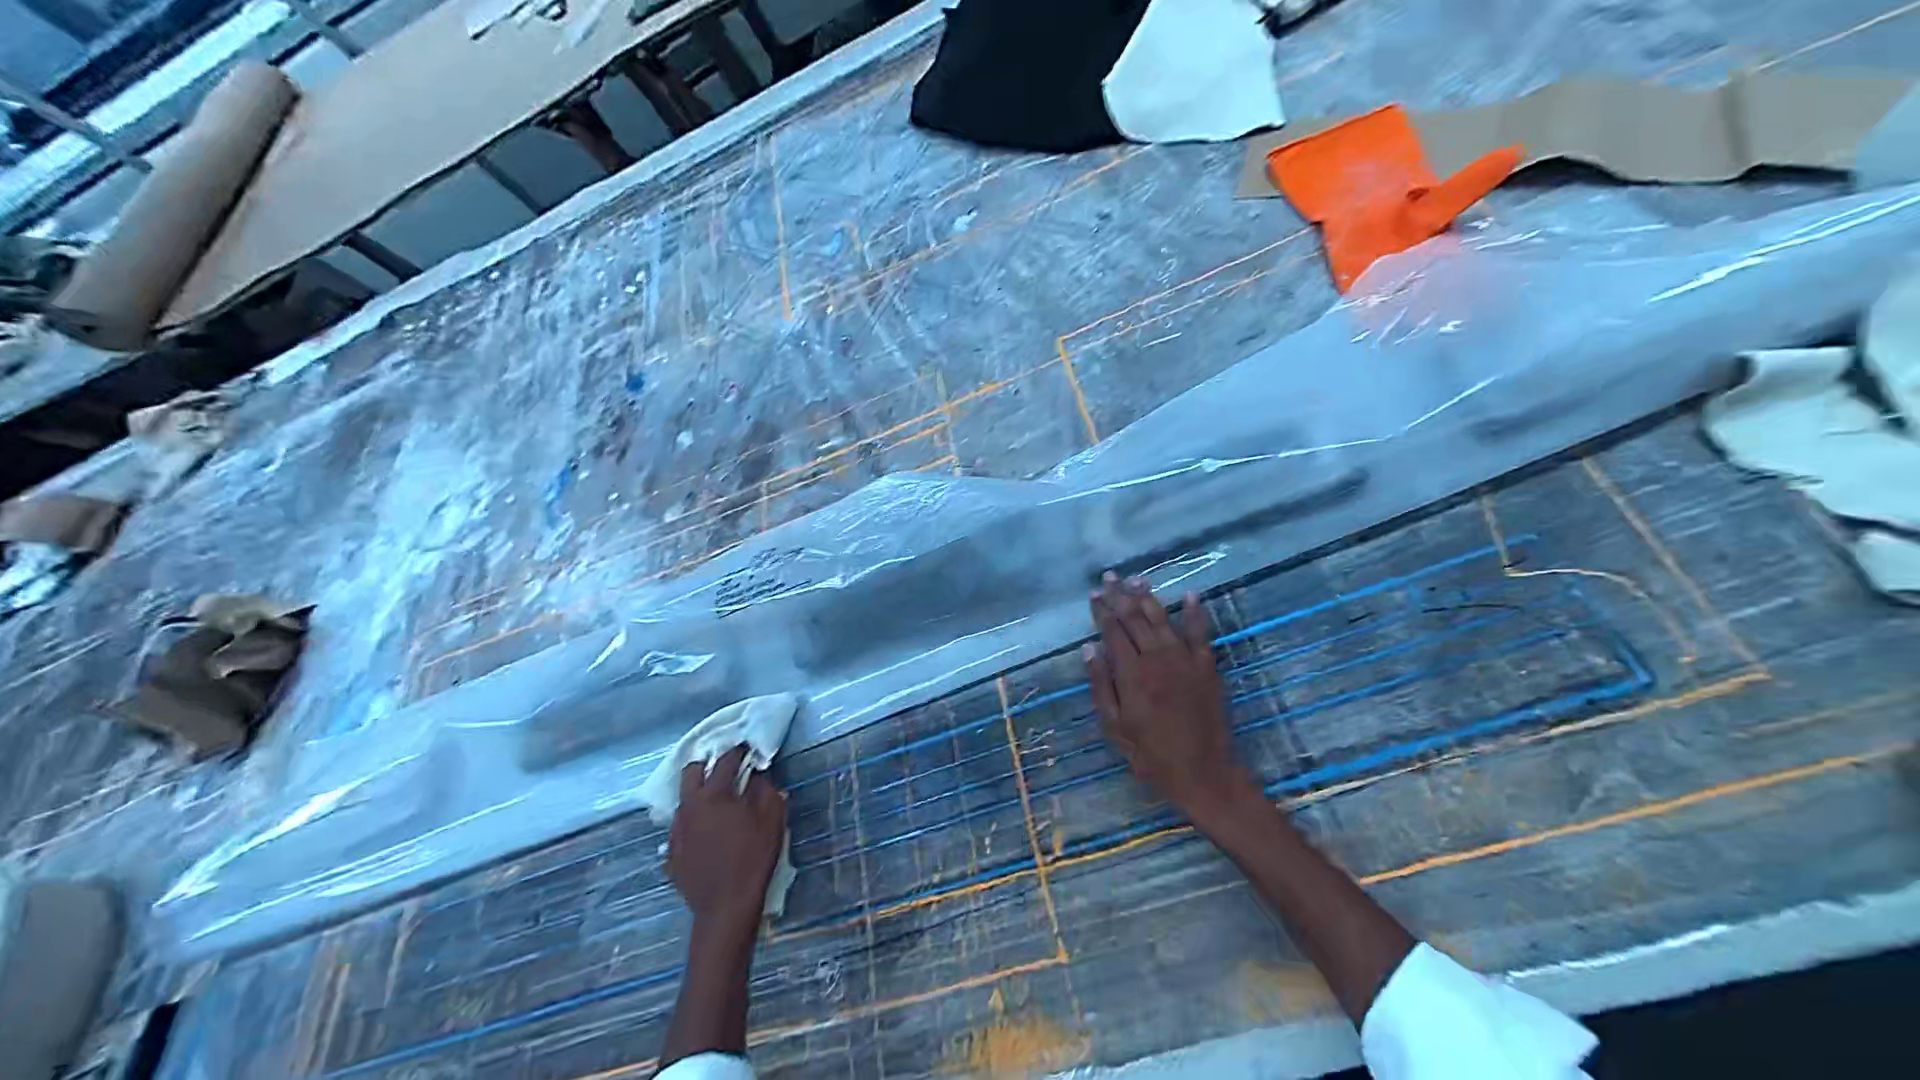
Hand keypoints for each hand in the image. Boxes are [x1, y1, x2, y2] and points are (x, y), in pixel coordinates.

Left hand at [668, 745, 786, 930]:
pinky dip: (695, 822)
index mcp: (713, 794)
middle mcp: (689, 806)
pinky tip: (709, 833)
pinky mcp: (671, 853)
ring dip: (700, 793)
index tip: (748, 747)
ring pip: (684, 799)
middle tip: (727, 768)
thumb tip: (758, 774)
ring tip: (719, 802)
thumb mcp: (771, 818)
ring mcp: (676, 831)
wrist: (725, 907)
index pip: (725, 760)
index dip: (739, 750)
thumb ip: (765, 788)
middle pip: (691, 771)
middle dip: (708, 763)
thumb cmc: (753, 858)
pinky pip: (681, 827)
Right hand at [1084, 574, 1254, 820]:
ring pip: (1163, 620)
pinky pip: (1200, 633)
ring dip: (1148, 597)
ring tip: (1136, 579)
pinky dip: (1195, 613)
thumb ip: (1102, 686)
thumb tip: (1089, 649)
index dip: (1102, 611)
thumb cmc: (1151, 755)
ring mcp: (1185, 660)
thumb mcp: (1115, 727)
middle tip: (1109, 577)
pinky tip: (1189, 596)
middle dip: (1120, 596)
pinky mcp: (1207, 667)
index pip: (1113, 632)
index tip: (1094, 594)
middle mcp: (1158, 658)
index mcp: (1132, 674)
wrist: (1204, 773)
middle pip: (1135, 619)